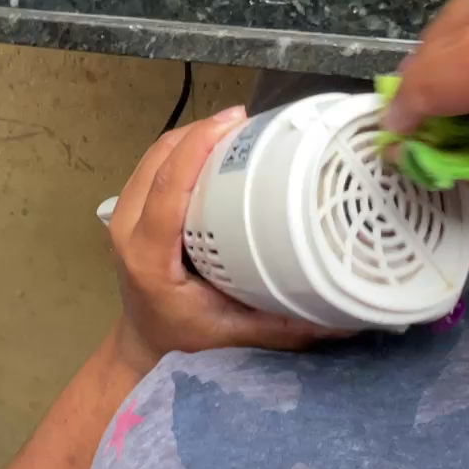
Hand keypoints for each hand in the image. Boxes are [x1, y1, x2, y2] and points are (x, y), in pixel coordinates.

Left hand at [106, 106, 346, 375]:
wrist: (144, 346)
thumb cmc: (186, 343)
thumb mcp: (236, 336)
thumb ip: (287, 325)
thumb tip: (346, 319)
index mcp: (149, 255)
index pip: (169, 184)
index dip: (199, 145)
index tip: (235, 123)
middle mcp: (128, 227)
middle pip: (159, 157)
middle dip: (200, 131)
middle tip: (246, 122)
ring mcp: (123, 215)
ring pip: (153, 154)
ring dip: (191, 135)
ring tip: (233, 130)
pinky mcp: (129, 208)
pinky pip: (151, 164)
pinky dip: (181, 148)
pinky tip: (212, 146)